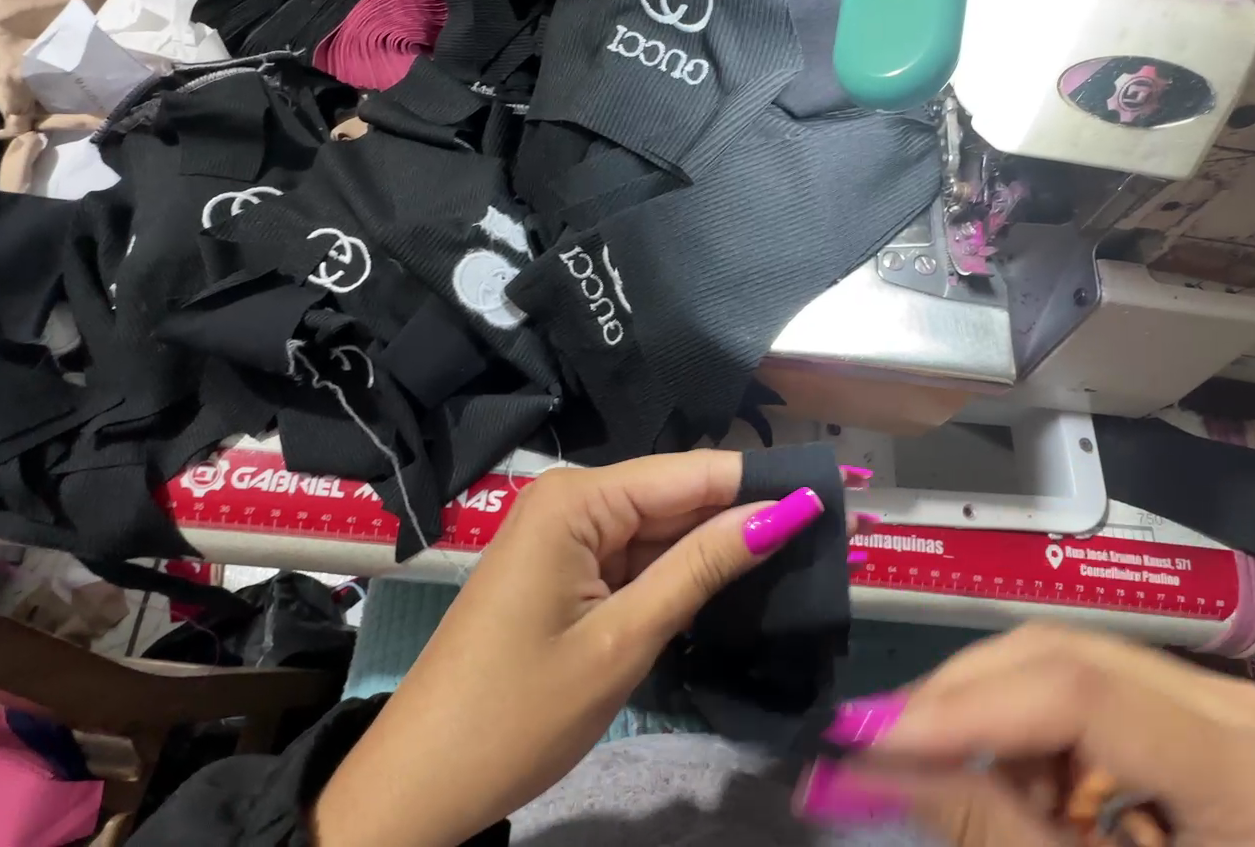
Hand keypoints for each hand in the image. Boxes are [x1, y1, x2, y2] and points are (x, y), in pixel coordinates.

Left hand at [312, 450, 830, 846]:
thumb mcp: (625, 639)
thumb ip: (704, 567)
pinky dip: (677, 573)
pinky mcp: (565, 569)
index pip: (692, 472)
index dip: (764, 484)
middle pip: (678, 496)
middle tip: (827, 539)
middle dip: (745, 518)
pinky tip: (730, 584)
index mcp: (578, 499)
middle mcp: (572, 500)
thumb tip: (784, 512)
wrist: (420, 782)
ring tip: (797, 561)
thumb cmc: (519, 713)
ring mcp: (566, 535)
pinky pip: (634, 557)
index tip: (834, 499)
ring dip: (716, 548)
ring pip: (660, 529)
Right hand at [816, 623, 1254, 846]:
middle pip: (1064, 659)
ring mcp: (1235, 704)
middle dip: (959, 701)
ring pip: (1068, 664)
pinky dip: (1035, 733)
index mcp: (1254, 776)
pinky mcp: (1211, 713)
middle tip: (878, 742)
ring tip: (955, 780)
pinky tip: (1019, 785)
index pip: (1079, 695)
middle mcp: (1252, 712)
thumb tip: (850, 771)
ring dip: (992, 716)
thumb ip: (973, 825)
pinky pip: (1092, 690)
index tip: (865, 735)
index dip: (962, 708)